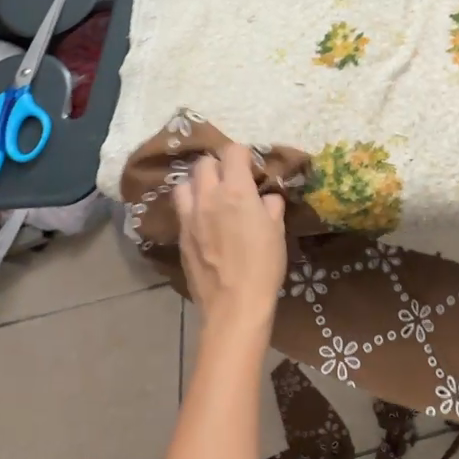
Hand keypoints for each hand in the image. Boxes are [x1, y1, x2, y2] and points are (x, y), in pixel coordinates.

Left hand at [173, 142, 288, 332]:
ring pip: (184, 185)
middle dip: (218, 165)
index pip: (233, 152)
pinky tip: (204, 219)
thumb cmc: (264, 264)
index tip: (252, 166)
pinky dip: (191, 206)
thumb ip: (270, 205)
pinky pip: (181, 210)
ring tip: (211, 194)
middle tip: (232, 178)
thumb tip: (265, 198)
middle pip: (204, 164)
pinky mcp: (181, 237)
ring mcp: (190, 218)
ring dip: (198, 183)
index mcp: (236, 191)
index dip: (243, 155)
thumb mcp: (277, 229)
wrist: (234, 305)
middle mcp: (208, 198)